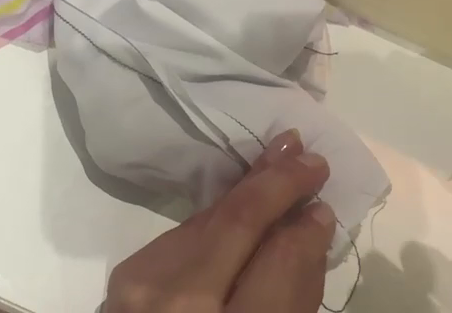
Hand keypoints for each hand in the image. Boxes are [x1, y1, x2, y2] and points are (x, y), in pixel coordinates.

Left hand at [107, 131, 334, 312]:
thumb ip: (290, 299)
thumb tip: (307, 233)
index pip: (277, 269)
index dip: (304, 234)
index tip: (325, 207)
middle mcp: (184, 304)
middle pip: (236, 225)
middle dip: (277, 185)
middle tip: (312, 157)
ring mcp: (144, 287)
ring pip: (207, 219)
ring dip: (246, 185)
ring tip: (281, 153)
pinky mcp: (126, 275)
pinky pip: (183, 233)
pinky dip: (216, 215)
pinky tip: (239, 195)